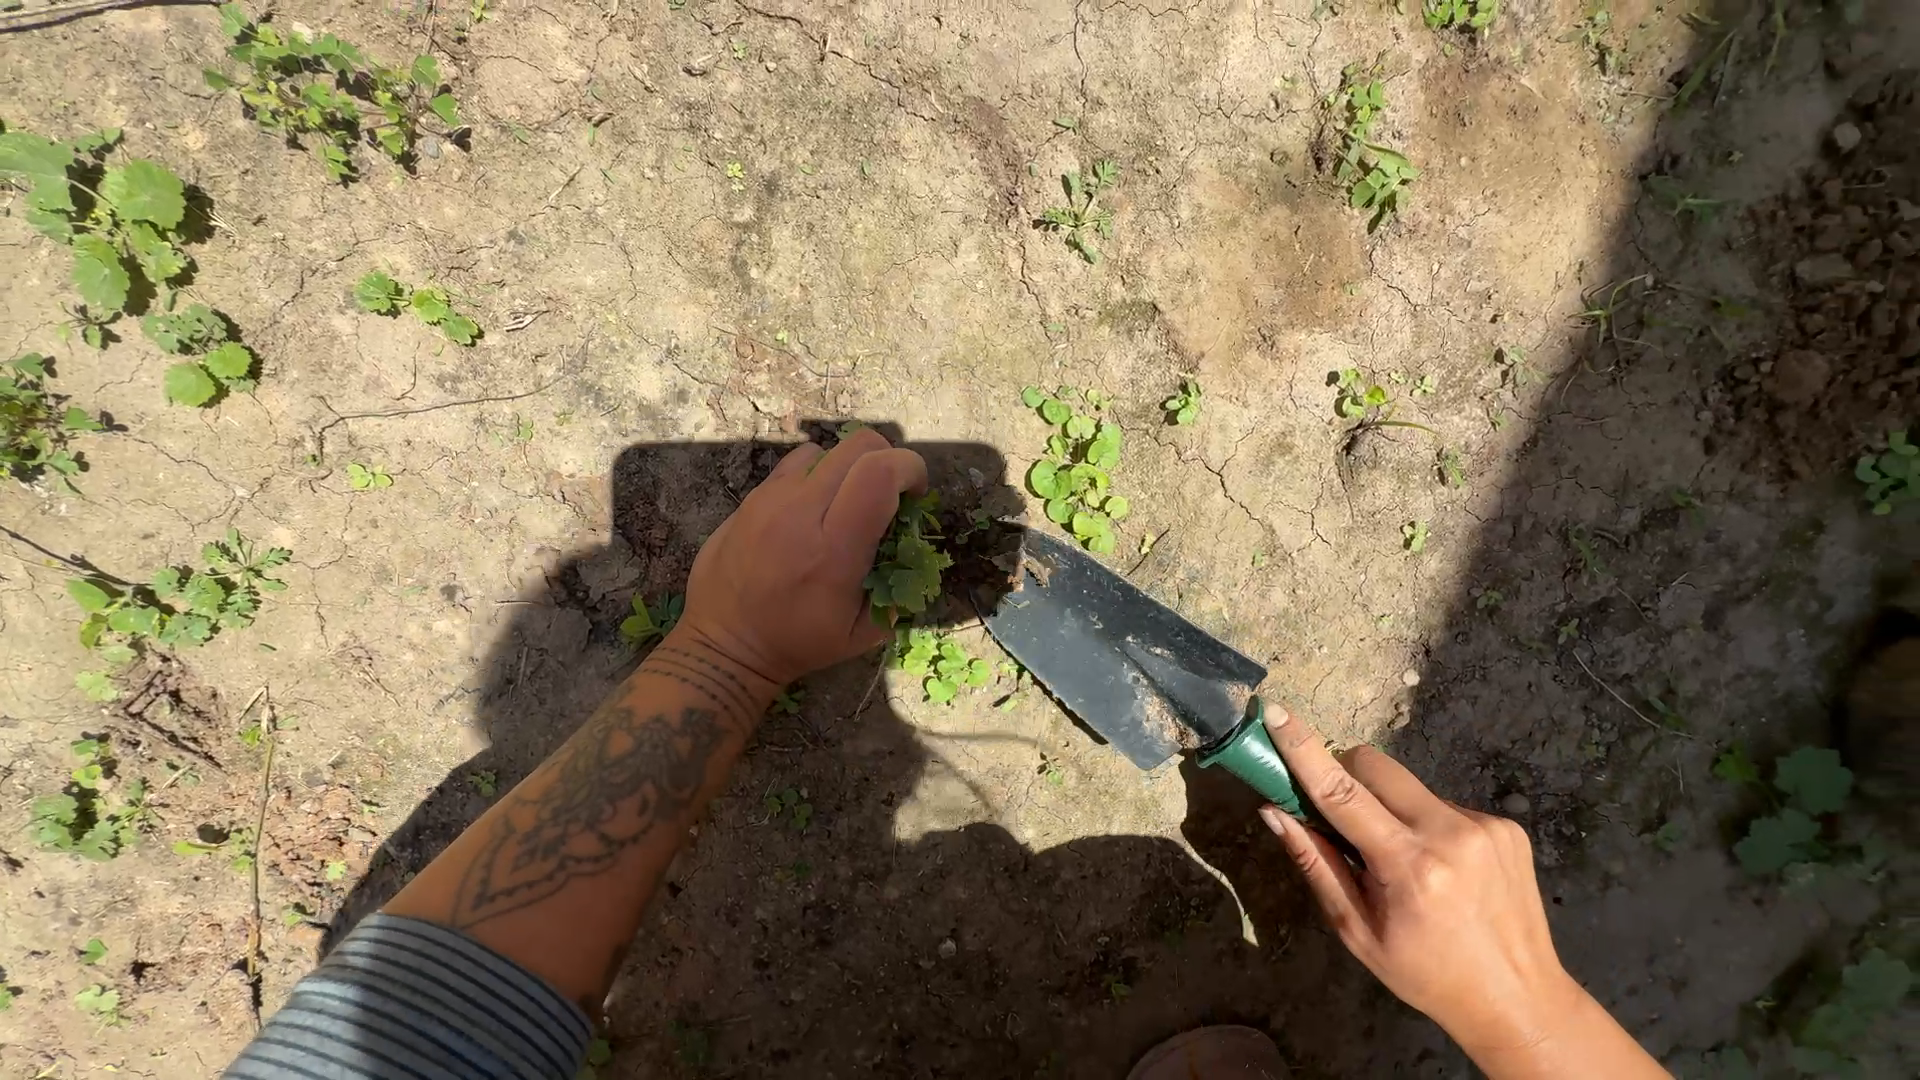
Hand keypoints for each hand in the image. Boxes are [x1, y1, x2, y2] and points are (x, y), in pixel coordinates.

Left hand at [674, 428, 926, 686]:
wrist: (725, 643)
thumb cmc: (799, 642)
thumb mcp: (865, 632)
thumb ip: (898, 587)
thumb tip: (914, 545)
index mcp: (835, 549)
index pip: (880, 472)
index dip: (911, 469)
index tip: (916, 495)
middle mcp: (801, 511)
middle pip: (859, 446)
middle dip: (889, 459)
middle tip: (890, 494)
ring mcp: (771, 498)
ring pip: (827, 449)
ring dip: (850, 467)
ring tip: (849, 501)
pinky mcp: (752, 496)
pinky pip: (796, 464)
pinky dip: (818, 475)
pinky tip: (814, 509)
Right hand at [1257, 706, 1582, 1056]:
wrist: (1523, 1003)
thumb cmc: (1426, 973)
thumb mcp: (1356, 930)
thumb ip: (1314, 863)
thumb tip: (1272, 811)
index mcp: (1410, 867)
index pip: (1342, 793)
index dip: (1304, 748)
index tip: (1277, 711)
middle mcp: (1451, 835)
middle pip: (1374, 765)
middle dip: (1345, 775)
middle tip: (1338, 815)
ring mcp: (1486, 826)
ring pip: (1405, 784)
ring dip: (1385, 804)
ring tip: (1399, 856)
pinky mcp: (1506, 826)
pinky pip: (1438, 801)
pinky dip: (1421, 821)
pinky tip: (1438, 864)